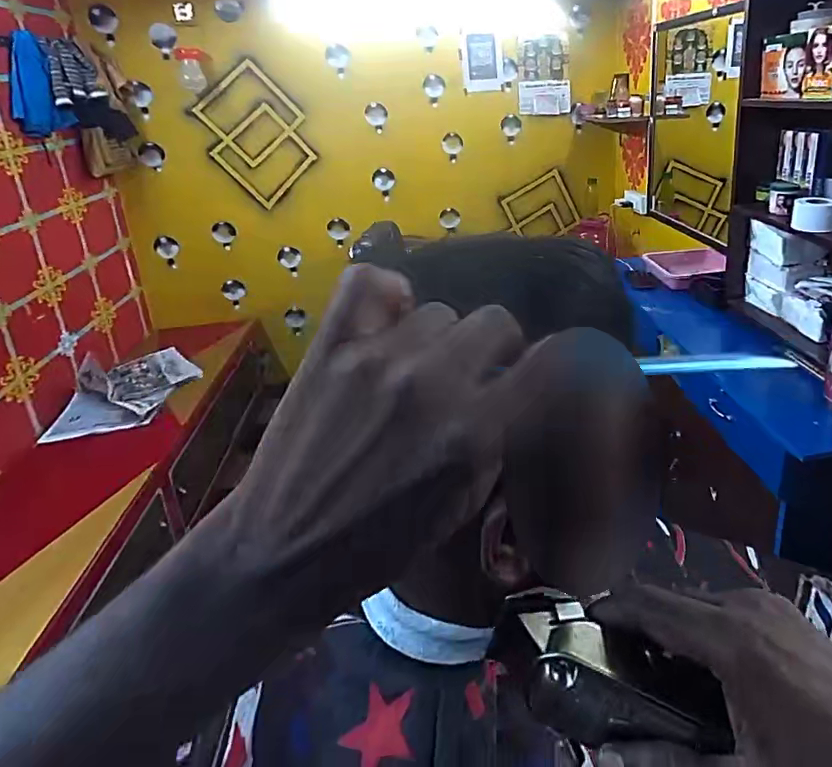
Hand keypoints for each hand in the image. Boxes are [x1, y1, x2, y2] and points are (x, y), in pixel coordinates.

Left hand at [200, 264, 534, 625]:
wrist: (286, 549)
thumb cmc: (381, 541)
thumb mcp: (462, 504)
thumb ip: (494, 439)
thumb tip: (509, 388)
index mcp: (473, 430)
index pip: (541, 365)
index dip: (545, 364)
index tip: (528, 370)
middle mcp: (433, 382)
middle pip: (494, 320)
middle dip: (494, 346)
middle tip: (471, 369)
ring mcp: (379, 358)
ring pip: (437, 309)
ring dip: (437, 337)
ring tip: (415, 363)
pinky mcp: (331, 347)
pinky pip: (367, 282)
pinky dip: (385, 291)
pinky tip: (388, 317)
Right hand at [591, 584, 831, 766]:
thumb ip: (671, 763)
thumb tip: (608, 756)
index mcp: (732, 638)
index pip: (651, 604)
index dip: (611, 607)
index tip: (581, 619)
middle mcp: (749, 606)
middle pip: (674, 598)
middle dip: (640, 618)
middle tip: (614, 652)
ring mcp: (776, 608)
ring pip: (703, 601)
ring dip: (675, 623)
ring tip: (659, 664)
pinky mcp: (795, 618)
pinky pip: (733, 609)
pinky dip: (708, 626)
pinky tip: (713, 668)